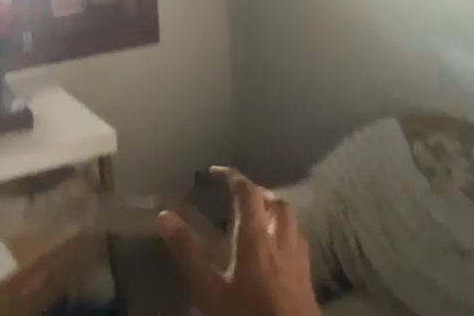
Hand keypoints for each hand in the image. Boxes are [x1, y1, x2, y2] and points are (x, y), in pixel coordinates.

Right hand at [158, 167, 319, 315]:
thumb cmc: (247, 314)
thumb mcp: (209, 288)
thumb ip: (187, 251)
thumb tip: (165, 215)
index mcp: (256, 237)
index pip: (247, 192)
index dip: (231, 176)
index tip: (214, 172)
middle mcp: (281, 241)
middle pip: (277, 203)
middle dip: (258, 192)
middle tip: (238, 196)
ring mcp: (299, 261)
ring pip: (292, 222)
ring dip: (275, 212)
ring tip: (258, 218)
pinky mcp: (308, 281)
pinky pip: (300, 245)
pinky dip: (287, 235)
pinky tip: (275, 252)